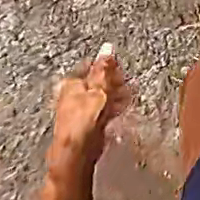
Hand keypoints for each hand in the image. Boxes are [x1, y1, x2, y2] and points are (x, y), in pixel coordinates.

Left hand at [47, 44, 129, 180]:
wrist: (78, 152)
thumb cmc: (84, 119)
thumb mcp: (99, 89)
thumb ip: (105, 69)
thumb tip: (108, 47)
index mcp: (71, 82)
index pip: (91, 65)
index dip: (107, 65)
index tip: (120, 67)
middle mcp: (72, 95)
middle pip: (96, 81)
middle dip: (113, 81)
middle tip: (126, 82)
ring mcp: (79, 110)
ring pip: (100, 97)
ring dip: (114, 95)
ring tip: (127, 97)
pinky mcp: (87, 124)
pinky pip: (102, 110)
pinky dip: (112, 108)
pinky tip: (120, 110)